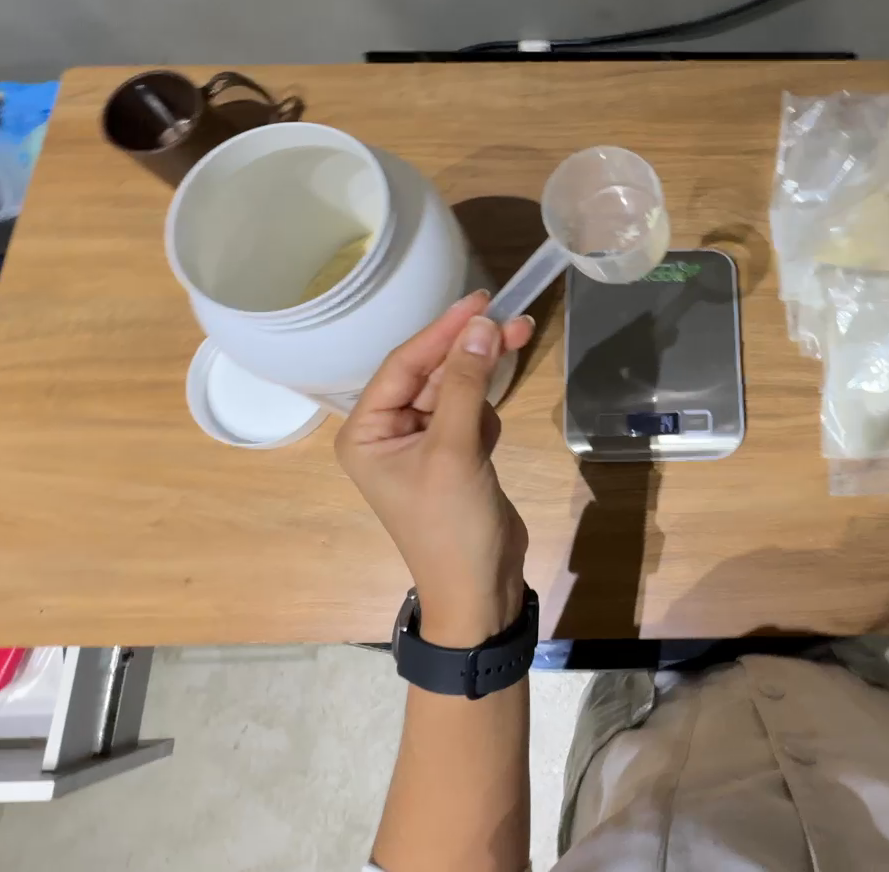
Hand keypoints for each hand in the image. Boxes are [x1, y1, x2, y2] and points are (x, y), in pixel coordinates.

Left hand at [336, 290, 536, 645]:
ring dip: (484, 371)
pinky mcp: (454, 453)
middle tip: (513, 319)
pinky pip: (469, 410)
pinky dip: (486, 408)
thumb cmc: (452, 524)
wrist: (481, 587)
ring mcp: (423, 443)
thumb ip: (464, 384)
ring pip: (454, 387)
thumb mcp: (455, 450)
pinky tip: (494, 428)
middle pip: (431, 371)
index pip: (404, 364)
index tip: (481, 300)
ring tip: (520, 341)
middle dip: (470, 348)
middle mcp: (389, 432)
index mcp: (368, 432)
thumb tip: (481, 324)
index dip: (442, 329)